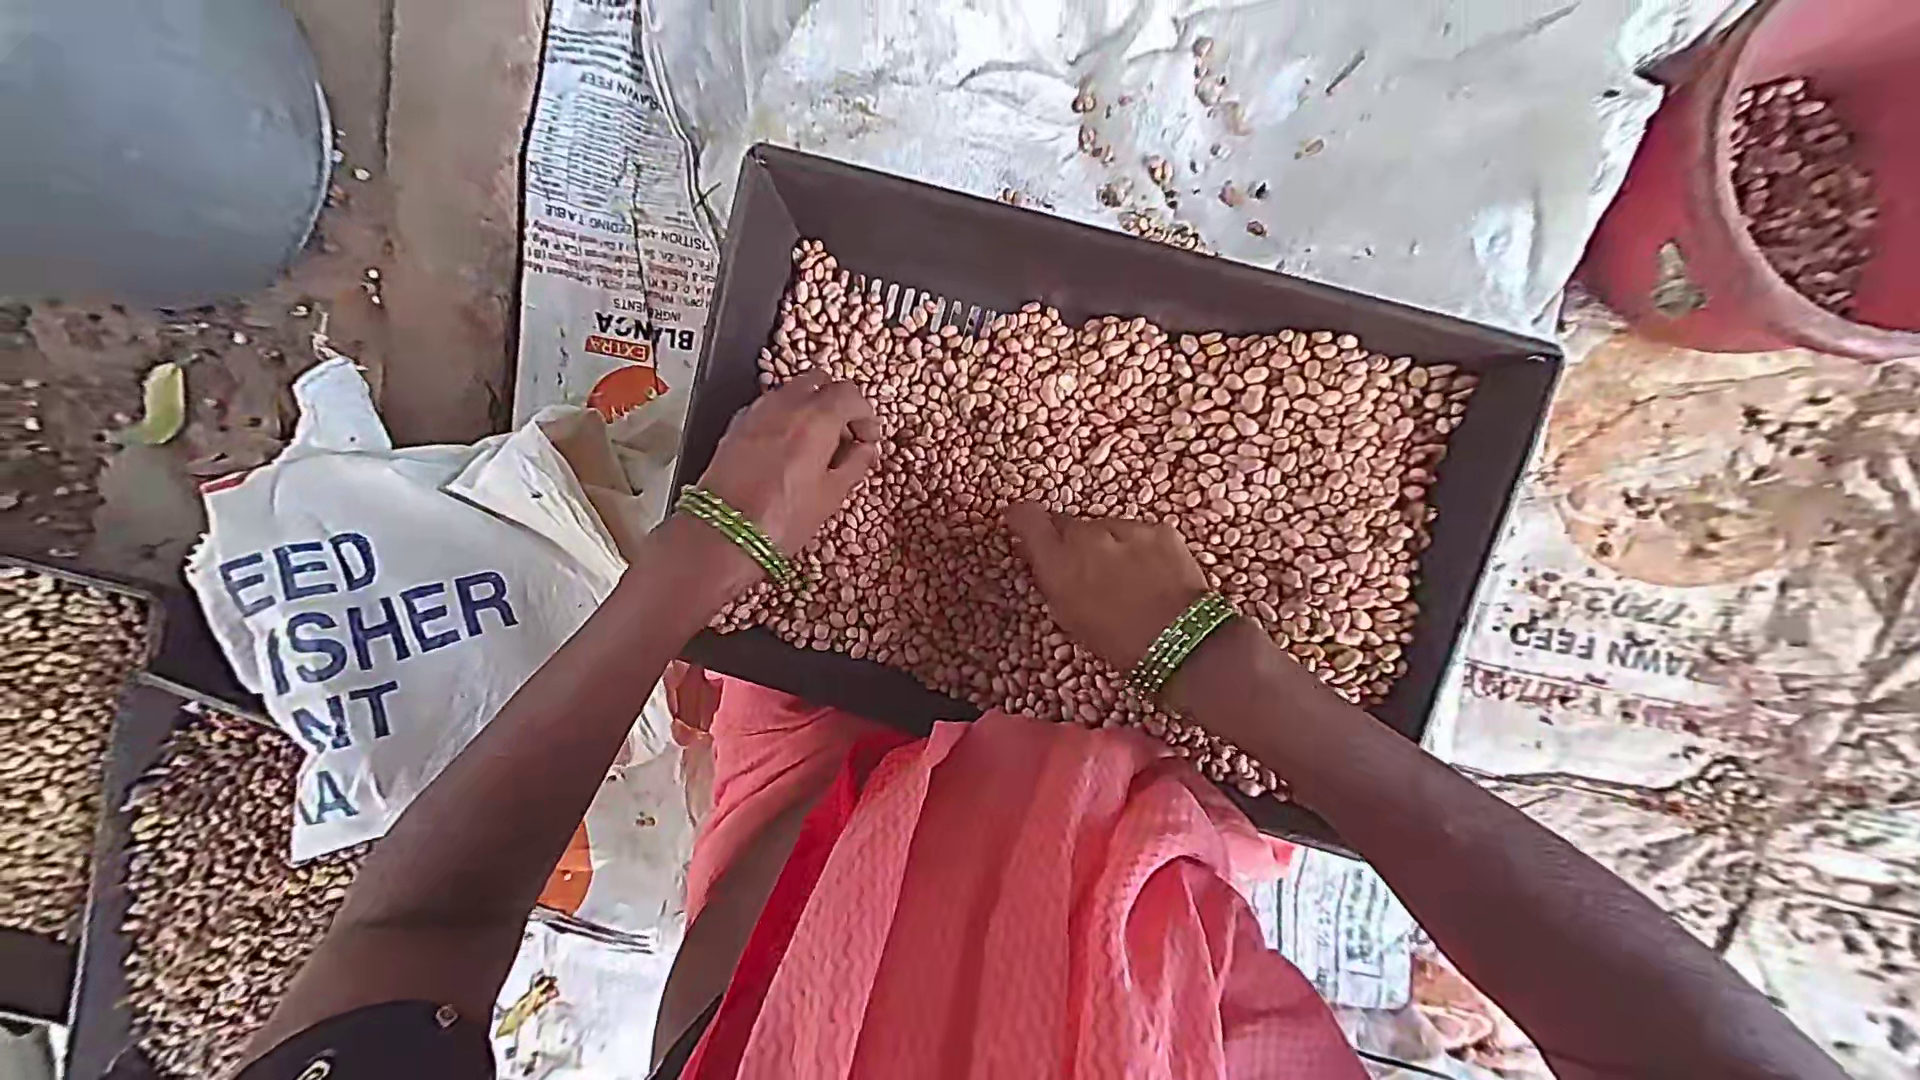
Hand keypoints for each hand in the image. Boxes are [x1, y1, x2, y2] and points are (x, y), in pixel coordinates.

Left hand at [696, 370, 878, 556]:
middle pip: (821, 382)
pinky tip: (788, 450)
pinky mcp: (736, 425)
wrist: (724, 534)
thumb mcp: (832, 495)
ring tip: (817, 445)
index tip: (867, 437)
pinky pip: (769, 407)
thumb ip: (855, 464)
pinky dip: (785, 417)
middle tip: (845, 435)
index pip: (851, 394)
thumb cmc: (780, 518)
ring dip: (811, 408)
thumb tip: (865, 450)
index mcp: (817, 418)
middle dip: (838, 403)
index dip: (865, 415)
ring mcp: (757, 411)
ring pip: (792, 391)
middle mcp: (786, 405)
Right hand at [1004, 503, 1210, 672]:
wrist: (1181, 643)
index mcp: (1057, 562)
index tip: (1019, 521)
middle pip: (1067, 524)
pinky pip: (1138, 533)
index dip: (1021, 517)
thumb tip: (1039, 555)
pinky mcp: (1158, 529)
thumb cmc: (1116, 641)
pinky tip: (1152, 575)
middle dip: (1070, 541)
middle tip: (1084, 569)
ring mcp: (1125, 528)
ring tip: (1126, 579)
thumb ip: (1051, 577)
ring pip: (1105, 529)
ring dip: (1107, 545)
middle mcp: (1086, 536)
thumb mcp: (1068, 615)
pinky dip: (1140, 548)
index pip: (1027, 517)